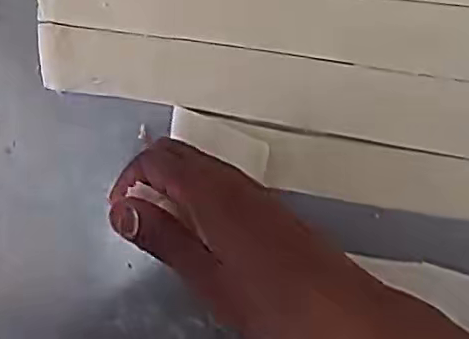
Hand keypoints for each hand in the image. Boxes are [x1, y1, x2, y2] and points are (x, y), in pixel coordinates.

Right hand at [108, 138, 468, 338]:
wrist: (348, 317)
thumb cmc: (281, 303)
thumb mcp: (209, 278)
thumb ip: (163, 238)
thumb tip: (124, 211)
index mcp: (209, 191)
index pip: (154, 159)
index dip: (129, 178)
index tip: (120, 207)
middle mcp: (230, 179)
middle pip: (174, 151)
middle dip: (146, 171)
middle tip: (132, 207)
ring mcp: (250, 188)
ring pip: (196, 161)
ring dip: (171, 178)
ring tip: (161, 217)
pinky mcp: (266, 202)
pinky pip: (217, 176)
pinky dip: (195, 188)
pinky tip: (199, 224)